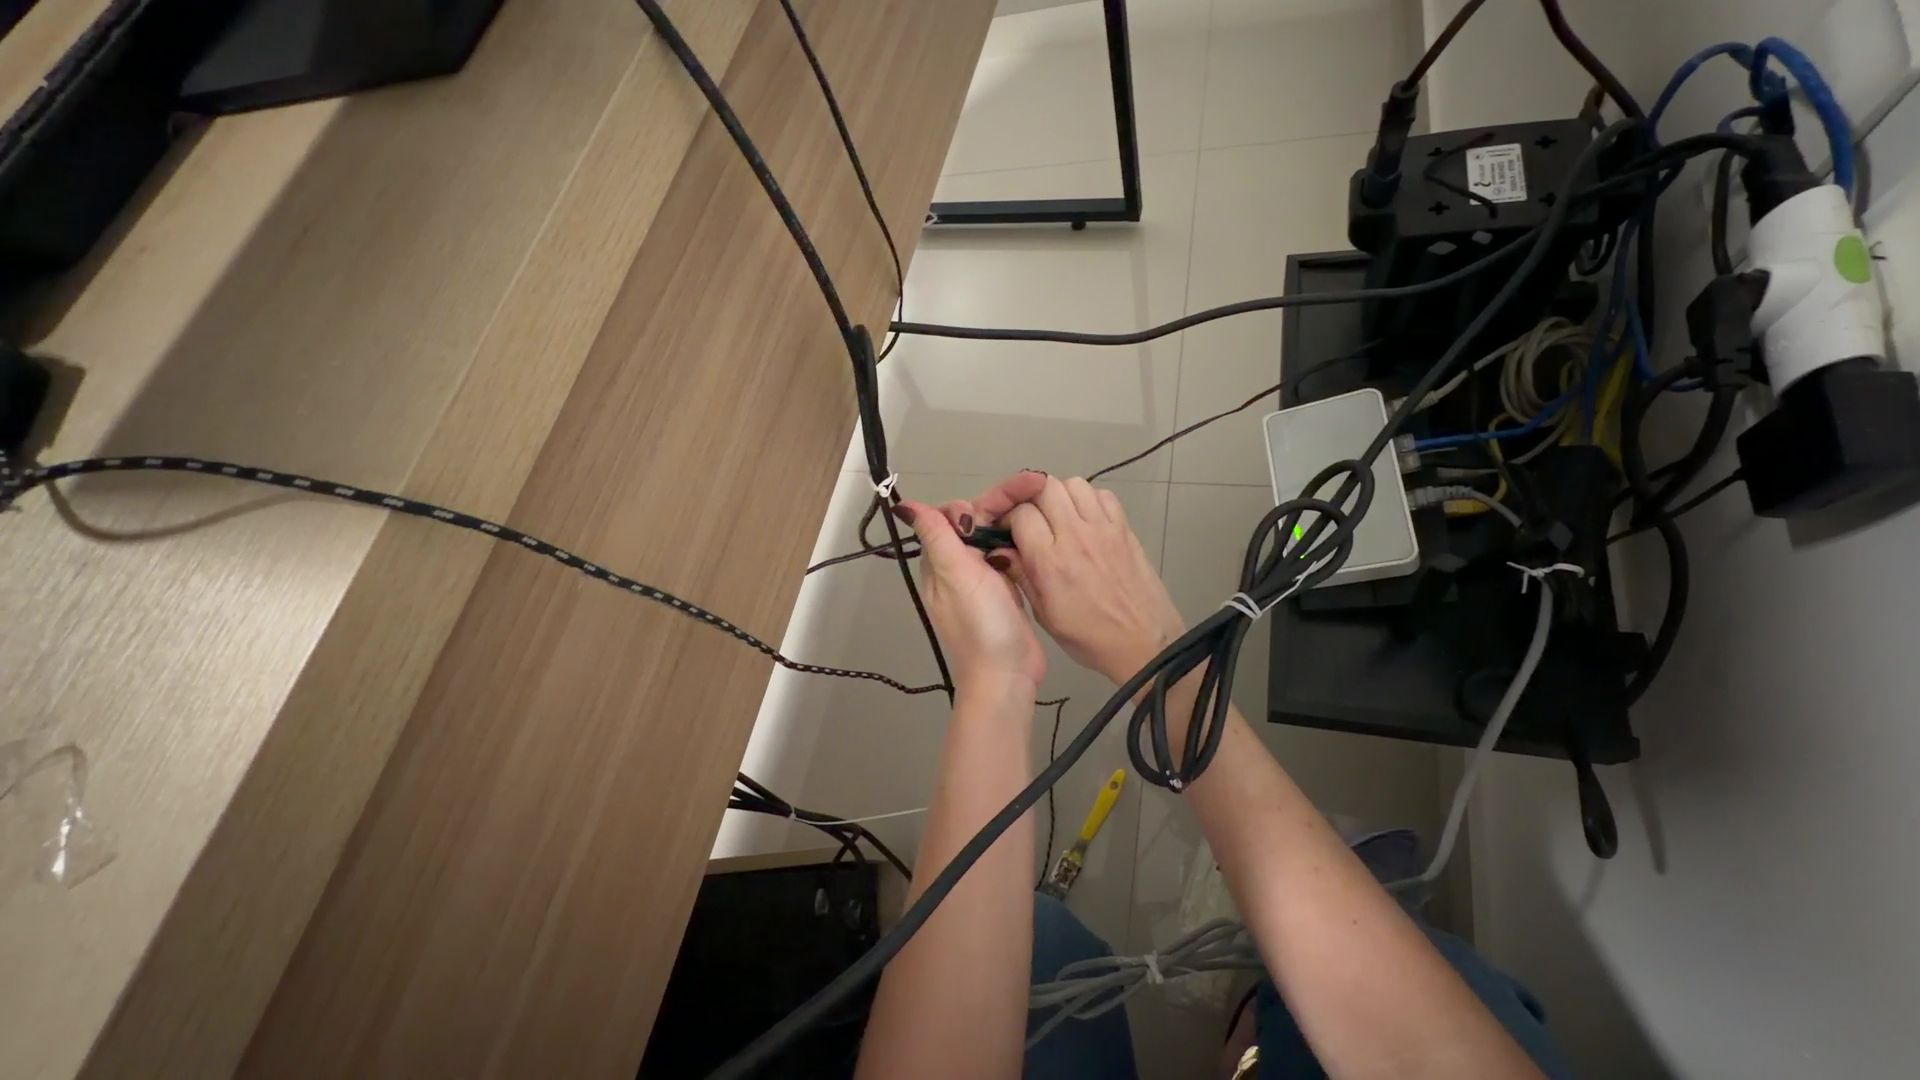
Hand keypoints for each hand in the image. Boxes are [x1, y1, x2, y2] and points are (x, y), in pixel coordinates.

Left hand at [896, 488, 1045, 696]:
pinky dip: (1024, 543)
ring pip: (997, 537)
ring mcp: (983, 580)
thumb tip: (904, 505)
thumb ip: (936, 536)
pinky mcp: (1006, 592)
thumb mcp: (956, 575)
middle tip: (1040, 483)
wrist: (1007, 676)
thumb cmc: (980, 624)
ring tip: (1046, 500)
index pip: (956, 514)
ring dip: (1016, 519)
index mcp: (941, 561)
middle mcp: (958, 567)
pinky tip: (1043, 535)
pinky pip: (1012, 557)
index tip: (1017, 490)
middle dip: (1006, 501)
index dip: (983, 499)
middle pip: (979, 522)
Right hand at [993, 475, 1186, 685]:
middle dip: (1031, 498)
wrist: (1146, 644)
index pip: (1020, 513)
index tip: (1009, 531)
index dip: (1009, 518)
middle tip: (1032, 519)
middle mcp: (1075, 536)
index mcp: (1050, 561)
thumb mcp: (1044, 615)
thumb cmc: (1089, 638)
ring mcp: (1104, 529)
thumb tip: (999, 549)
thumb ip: (1022, 575)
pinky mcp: (1125, 529)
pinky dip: (1090, 500)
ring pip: (1074, 484)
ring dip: (1060, 495)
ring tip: (1059, 517)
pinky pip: (1103, 495)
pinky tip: (1087, 521)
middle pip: (1045, 487)